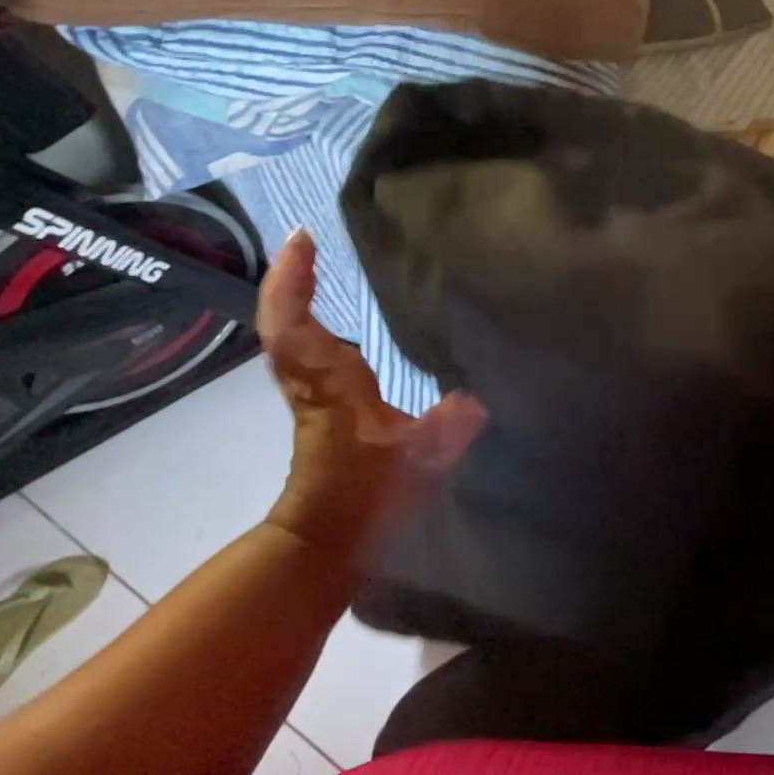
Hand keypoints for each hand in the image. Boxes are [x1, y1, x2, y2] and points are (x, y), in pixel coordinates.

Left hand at [258, 228, 486, 550]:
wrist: (331, 537)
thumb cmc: (370, 495)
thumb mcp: (425, 456)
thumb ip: (457, 420)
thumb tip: (487, 390)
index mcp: (330, 381)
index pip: (294, 320)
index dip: (292, 278)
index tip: (303, 237)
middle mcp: (313, 377)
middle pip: (286, 317)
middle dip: (295, 277)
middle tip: (319, 241)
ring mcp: (312, 391)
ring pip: (294, 333)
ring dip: (302, 298)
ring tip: (329, 266)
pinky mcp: (322, 404)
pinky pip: (310, 351)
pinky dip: (315, 324)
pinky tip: (351, 321)